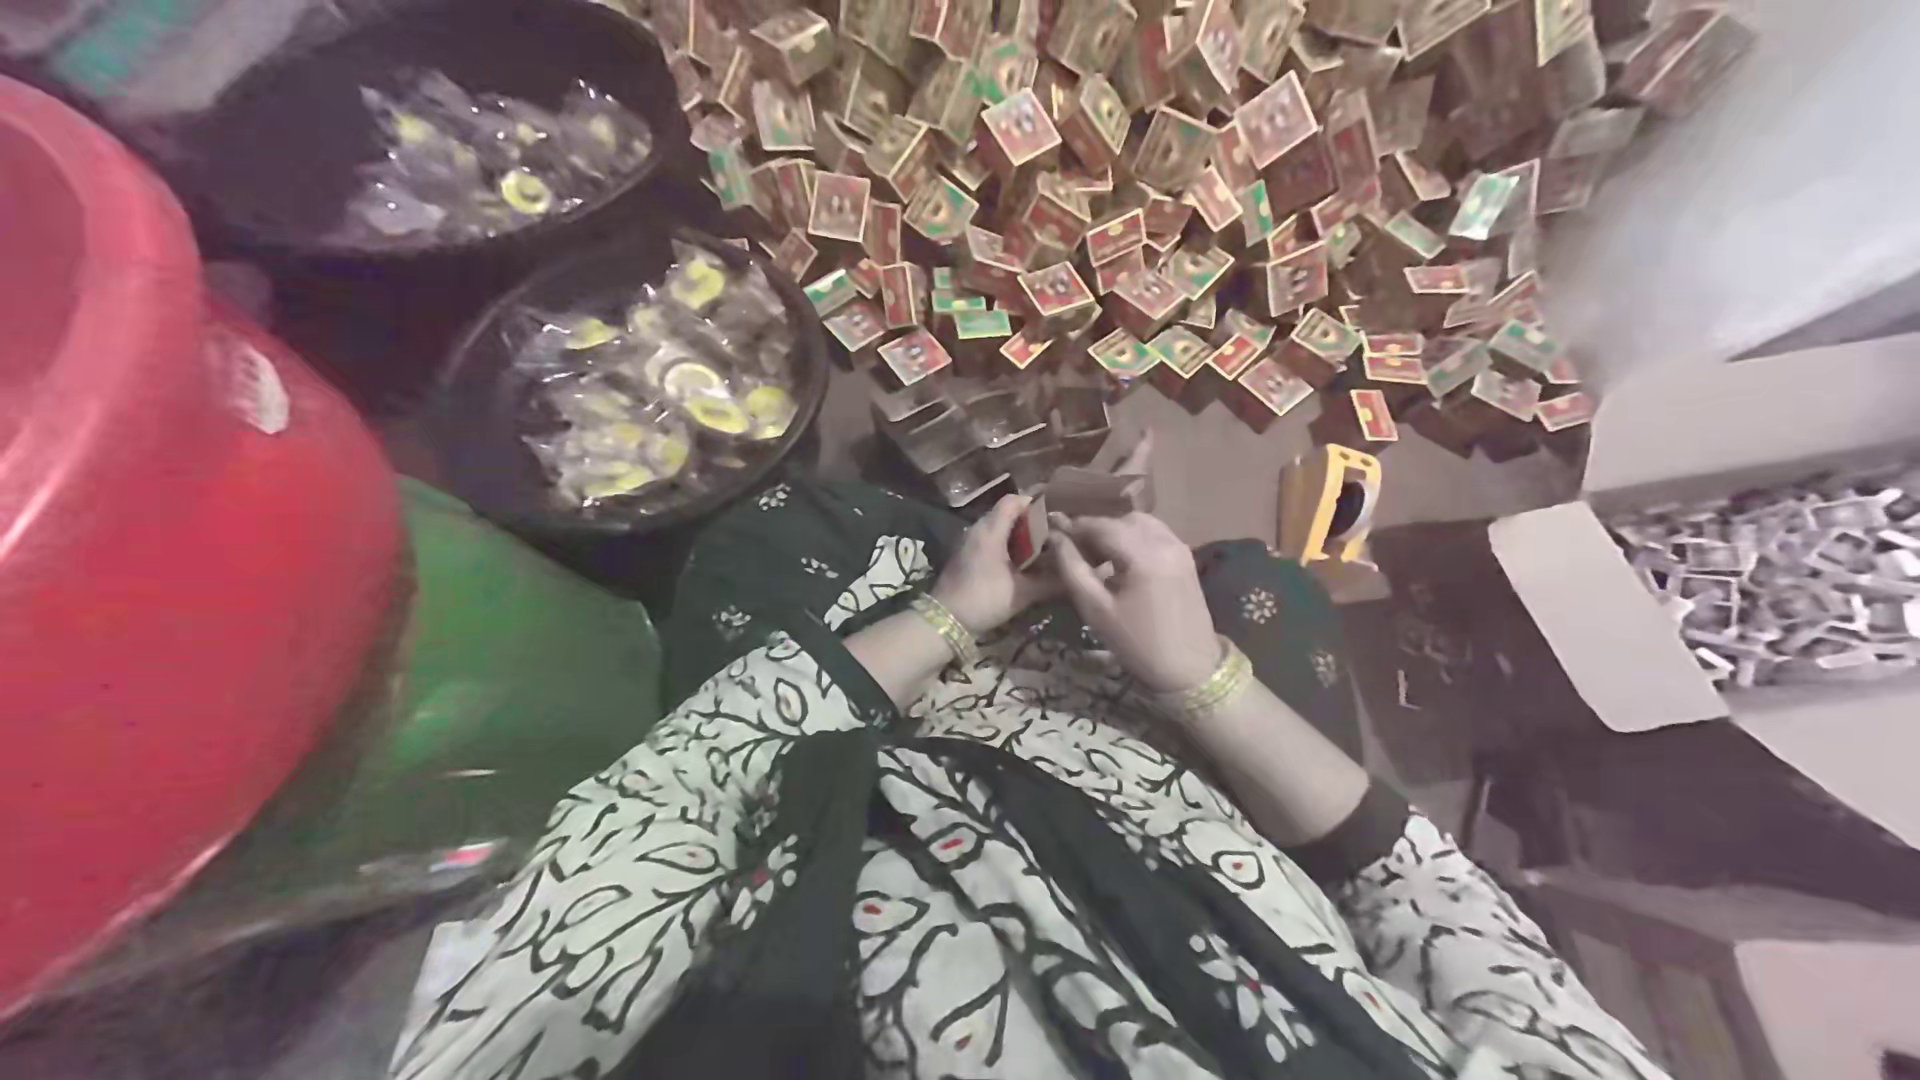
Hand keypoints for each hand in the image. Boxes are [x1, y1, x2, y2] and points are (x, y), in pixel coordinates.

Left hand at [929, 494, 1058, 634]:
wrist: (945, 619)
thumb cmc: (984, 600)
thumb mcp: (1022, 593)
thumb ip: (1049, 582)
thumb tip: (1072, 575)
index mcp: (991, 530)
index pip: (1013, 500)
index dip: (1035, 503)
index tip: (1055, 515)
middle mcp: (978, 529)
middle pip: (1007, 512)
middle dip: (1031, 520)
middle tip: (1054, 533)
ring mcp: (970, 541)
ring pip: (998, 526)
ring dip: (1019, 534)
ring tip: (1042, 548)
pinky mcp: (966, 554)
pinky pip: (990, 539)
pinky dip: (1007, 544)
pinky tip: (1021, 561)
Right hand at [1049, 512, 1221, 692]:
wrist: (1190, 669)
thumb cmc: (1137, 643)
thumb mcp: (1096, 608)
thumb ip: (1072, 567)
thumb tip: (1055, 537)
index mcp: (1143, 554)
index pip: (1101, 525)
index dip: (1073, 525)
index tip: (1051, 531)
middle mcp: (1165, 541)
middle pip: (1121, 520)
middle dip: (1094, 528)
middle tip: (1072, 547)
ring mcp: (1179, 547)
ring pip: (1139, 523)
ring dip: (1114, 531)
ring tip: (1095, 554)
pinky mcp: (1185, 557)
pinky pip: (1154, 534)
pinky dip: (1132, 537)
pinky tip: (1119, 559)